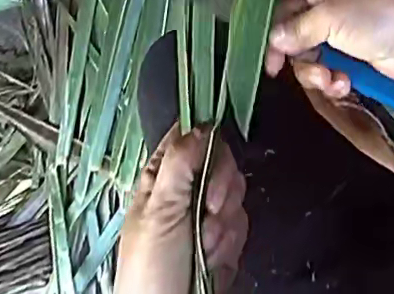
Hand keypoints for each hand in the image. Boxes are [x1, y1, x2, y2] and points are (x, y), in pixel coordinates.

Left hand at [116, 126, 246, 293]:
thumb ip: (180, 162)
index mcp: (162, 176)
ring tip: (206, 245)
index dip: (207, 139)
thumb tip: (202, 124)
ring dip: (224, 222)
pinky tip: (214, 258)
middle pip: (221, 160)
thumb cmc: (151, 268)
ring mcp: (205, 214)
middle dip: (221, 187)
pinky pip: (241, 221)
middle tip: (210, 210)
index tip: (213, 156)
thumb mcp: (159, 211)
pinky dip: (231, 241)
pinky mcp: (223, 238)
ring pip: (235, 191)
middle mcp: (185, 189)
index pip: (191, 135)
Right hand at [266, 0, 393, 98]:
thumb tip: (273, 40)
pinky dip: (330, 78)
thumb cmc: (374, 16)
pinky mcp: (348, 53)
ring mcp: (336, 27)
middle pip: (289, 24)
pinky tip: (343, 84)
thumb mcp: (330, 16)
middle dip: (288, 48)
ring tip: (329, 79)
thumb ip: (297, 29)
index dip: (267, 8)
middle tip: (277, 68)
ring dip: (313, 70)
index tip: (255, 36)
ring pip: (305, 51)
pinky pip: (324, 66)